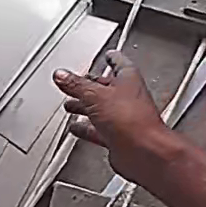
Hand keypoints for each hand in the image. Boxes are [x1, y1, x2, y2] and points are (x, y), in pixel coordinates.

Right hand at [54, 51, 172, 183]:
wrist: (144, 152)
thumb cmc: (132, 119)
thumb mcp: (95, 96)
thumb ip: (76, 85)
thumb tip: (61, 75)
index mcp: (128, 80)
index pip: (120, 64)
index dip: (112, 58)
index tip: (108, 54)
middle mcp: (128, 98)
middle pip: (106, 88)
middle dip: (90, 87)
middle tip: (76, 84)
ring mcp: (124, 119)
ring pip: (101, 110)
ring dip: (86, 108)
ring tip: (72, 105)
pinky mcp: (119, 138)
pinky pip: (99, 131)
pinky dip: (87, 129)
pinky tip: (78, 128)